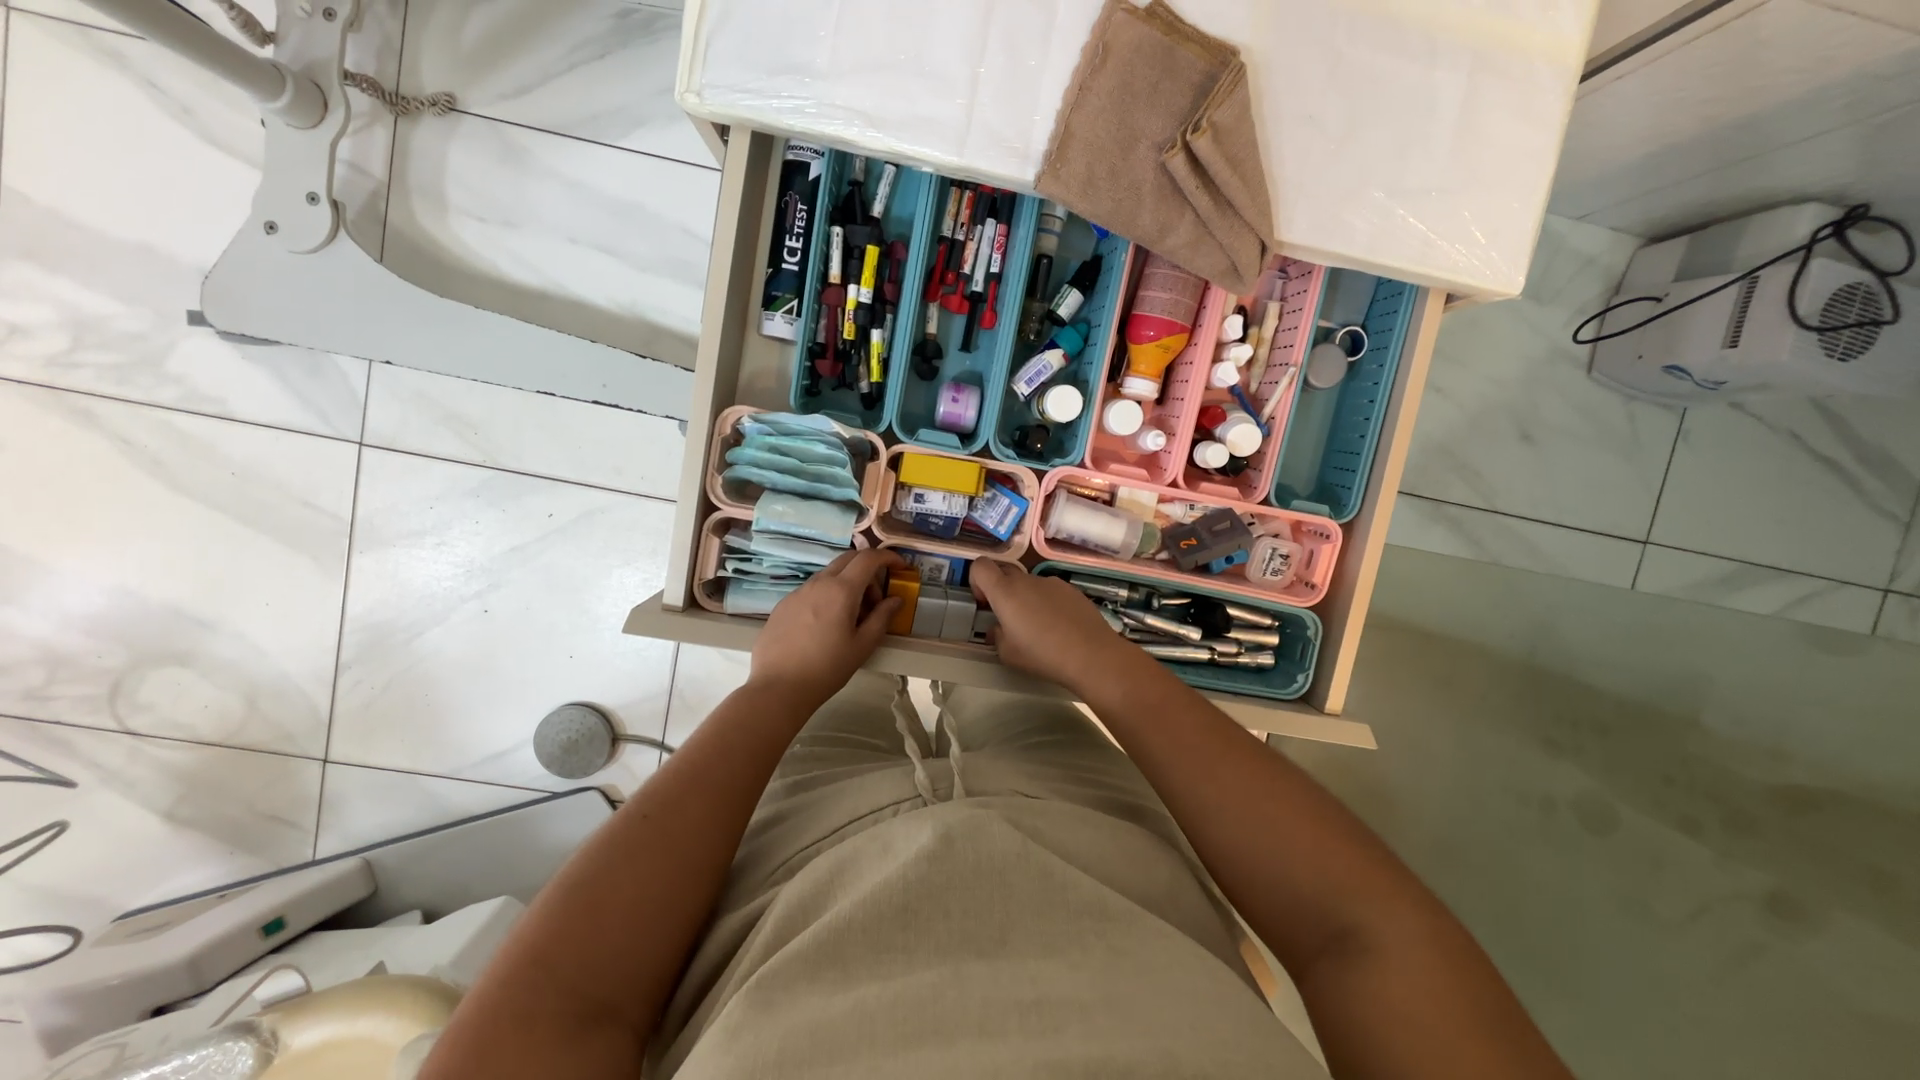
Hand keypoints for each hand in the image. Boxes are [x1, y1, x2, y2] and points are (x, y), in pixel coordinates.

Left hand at [750, 549, 905, 709]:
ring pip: (829, 575)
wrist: (778, 687)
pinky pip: (812, 590)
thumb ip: (882, 618)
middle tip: (877, 599)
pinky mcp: (783, 604)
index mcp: (841, 590)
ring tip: (852, 618)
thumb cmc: (827, 668)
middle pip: (848, 559)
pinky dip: (828, 595)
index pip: (868, 558)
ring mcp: (797, 592)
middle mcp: (818, 583)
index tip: (901, 567)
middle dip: (868, 570)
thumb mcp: (862, 646)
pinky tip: (826, 626)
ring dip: (847, 585)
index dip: (888, 557)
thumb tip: (895, 600)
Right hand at [969, 560, 1131, 692]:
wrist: (1092, 655)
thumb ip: (996, 636)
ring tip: (1039, 628)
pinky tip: (1060, 628)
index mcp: (1005, 592)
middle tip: (1008, 618)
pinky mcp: (1072, 590)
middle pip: (1004, 572)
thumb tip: (998, 628)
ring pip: (1029, 583)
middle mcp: (1027, 580)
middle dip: (1001, 590)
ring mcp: (1052, 582)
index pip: (980, 566)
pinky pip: (1050, 591)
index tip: (985, 604)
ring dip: (1026, 599)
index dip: (976, 581)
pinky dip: (1048, 603)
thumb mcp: (1008, 654)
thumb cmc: (1043, 655)